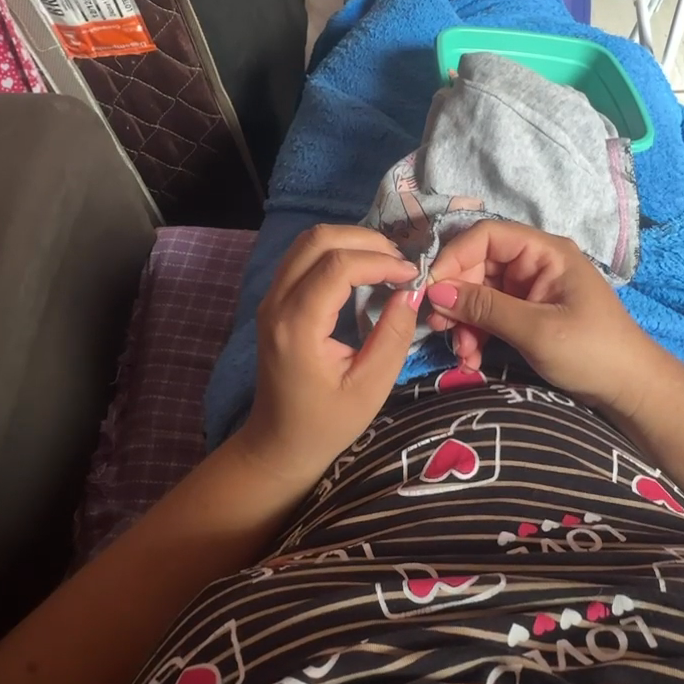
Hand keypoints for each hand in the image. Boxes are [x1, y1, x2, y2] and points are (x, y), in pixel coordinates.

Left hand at [235, 225, 421, 483]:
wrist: (278, 443)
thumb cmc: (326, 423)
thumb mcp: (370, 387)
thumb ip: (393, 336)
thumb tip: (412, 290)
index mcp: (297, 326)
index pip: (337, 266)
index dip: (380, 261)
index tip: (412, 275)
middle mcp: (276, 303)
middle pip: (317, 240)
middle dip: (365, 240)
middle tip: (400, 262)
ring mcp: (271, 299)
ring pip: (307, 242)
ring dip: (349, 241)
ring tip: (385, 261)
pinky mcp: (275, 301)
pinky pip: (303, 257)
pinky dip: (336, 251)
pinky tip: (362, 268)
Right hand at [422, 220, 670, 413]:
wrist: (630, 391)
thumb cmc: (592, 352)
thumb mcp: (536, 330)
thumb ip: (485, 307)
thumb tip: (434, 290)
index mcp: (544, 252)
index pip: (487, 236)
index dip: (454, 257)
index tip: (430, 290)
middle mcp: (534, 263)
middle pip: (478, 266)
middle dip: (457, 298)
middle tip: (441, 330)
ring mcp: (530, 290)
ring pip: (479, 294)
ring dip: (465, 322)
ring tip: (463, 353)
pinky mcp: (527, 314)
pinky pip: (490, 315)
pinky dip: (477, 334)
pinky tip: (472, 358)